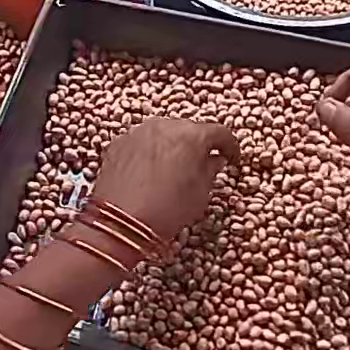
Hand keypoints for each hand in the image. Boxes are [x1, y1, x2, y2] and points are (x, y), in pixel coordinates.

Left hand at [91, 117, 238, 240]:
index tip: (232, 157)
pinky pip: (141, 143)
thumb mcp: (200, 195)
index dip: (230, 146)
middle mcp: (164, 126)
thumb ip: (211, 171)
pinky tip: (149, 173)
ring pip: (162, 134)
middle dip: (197, 145)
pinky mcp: (117, 144)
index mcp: (192, 135)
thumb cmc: (166, 211)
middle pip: (188, 130)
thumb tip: (214, 160)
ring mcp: (137, 132)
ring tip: (173, 169)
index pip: (219, 133)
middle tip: (202, 164)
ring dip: (171, 147)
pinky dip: (149, 153)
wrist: (120, 223)